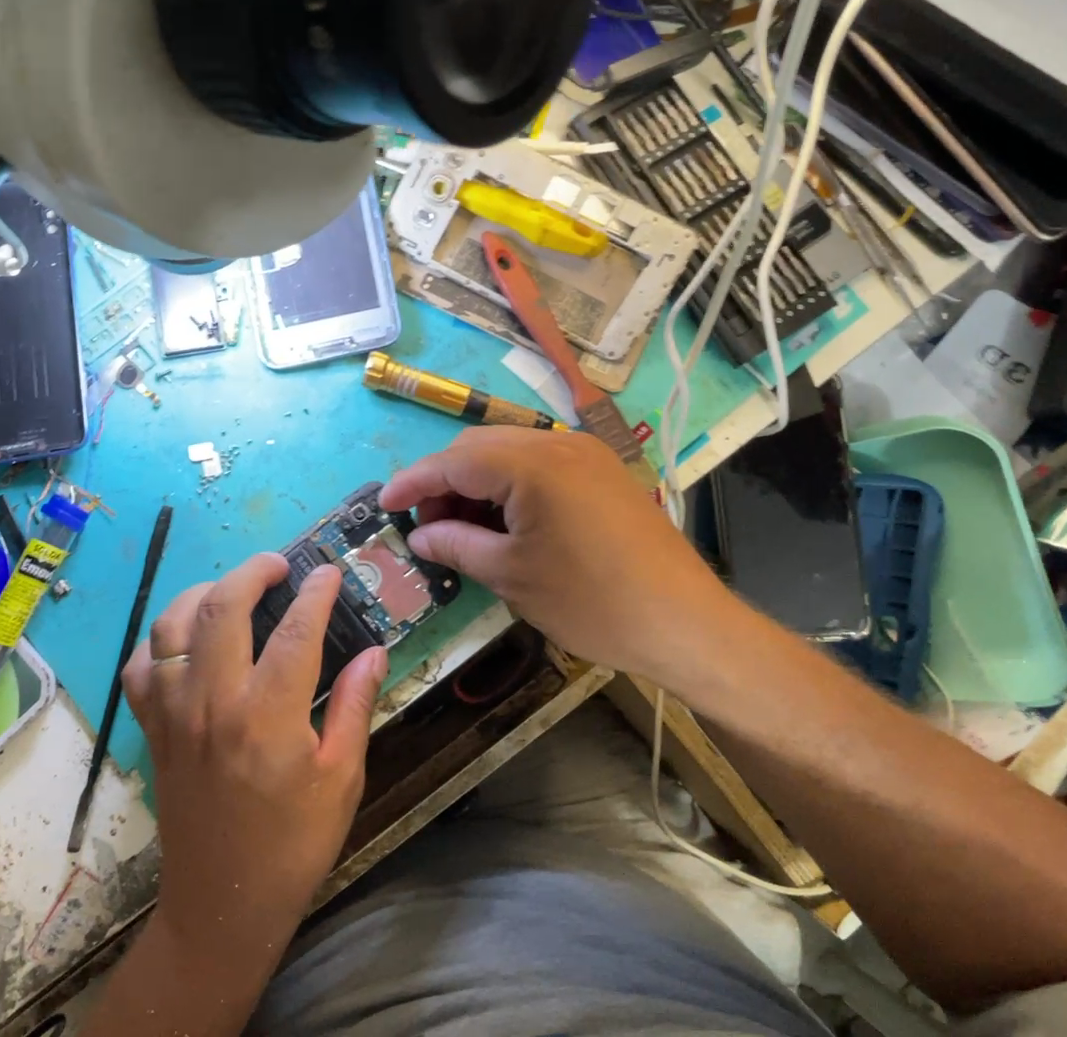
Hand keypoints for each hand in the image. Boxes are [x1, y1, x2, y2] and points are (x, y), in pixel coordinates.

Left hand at [121, 555, 387, 958]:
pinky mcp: (152, 727)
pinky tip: (186, 639)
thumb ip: (352, 706)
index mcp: (267, 713)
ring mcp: (173, 711)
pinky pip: (141, 665)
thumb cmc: (294, 843)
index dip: (314, 592)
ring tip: (231, 590)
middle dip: (252, 571)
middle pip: (222, 606)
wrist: (224, 899)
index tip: (327, 572)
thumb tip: (373, 652)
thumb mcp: (341, 778)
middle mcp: (212, 699)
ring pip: (172, 624)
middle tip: (278, 565)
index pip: (294, 628)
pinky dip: (160, 639)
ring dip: (202, 592)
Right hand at [381, 427, 742, 680]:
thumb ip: (455, 545)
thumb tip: (418, 535)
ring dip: (476, 482)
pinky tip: (503, 523)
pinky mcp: (603, 473)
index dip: (412, 482)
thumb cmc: (590, 602)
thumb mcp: (510, 576)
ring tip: (462, 531)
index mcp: (532, 464)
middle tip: (426, 528)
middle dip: (444, 482)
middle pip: (479, 447)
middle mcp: (559, 443)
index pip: (453, 461)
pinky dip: (509, 485)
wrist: (684, 623)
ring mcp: (587, 454)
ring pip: (509, 452)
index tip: (383, 506)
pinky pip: (539, 465)